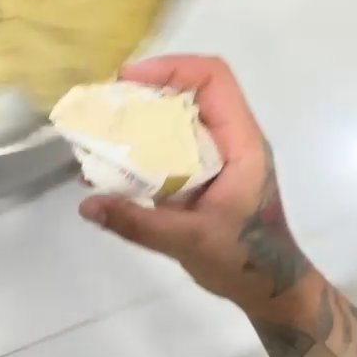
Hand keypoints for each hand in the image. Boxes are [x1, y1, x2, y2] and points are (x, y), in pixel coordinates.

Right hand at [78, 56, 309, 312]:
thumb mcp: (189, 241)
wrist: (268, 289)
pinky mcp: (200, 179)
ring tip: (99, 138)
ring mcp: (215, 160)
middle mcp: (229, 142)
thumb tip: (88, 204)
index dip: (172, 68)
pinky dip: (138, 155)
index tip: (127, 81)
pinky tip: (108, 172)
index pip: (213, 80)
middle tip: (103, 110)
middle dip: (144, 95)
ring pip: (176, 124)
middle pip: (189, 95)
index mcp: (241, 143)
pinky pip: (168, 153)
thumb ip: (138, 223)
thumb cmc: (244, 260)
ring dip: (137, 126)